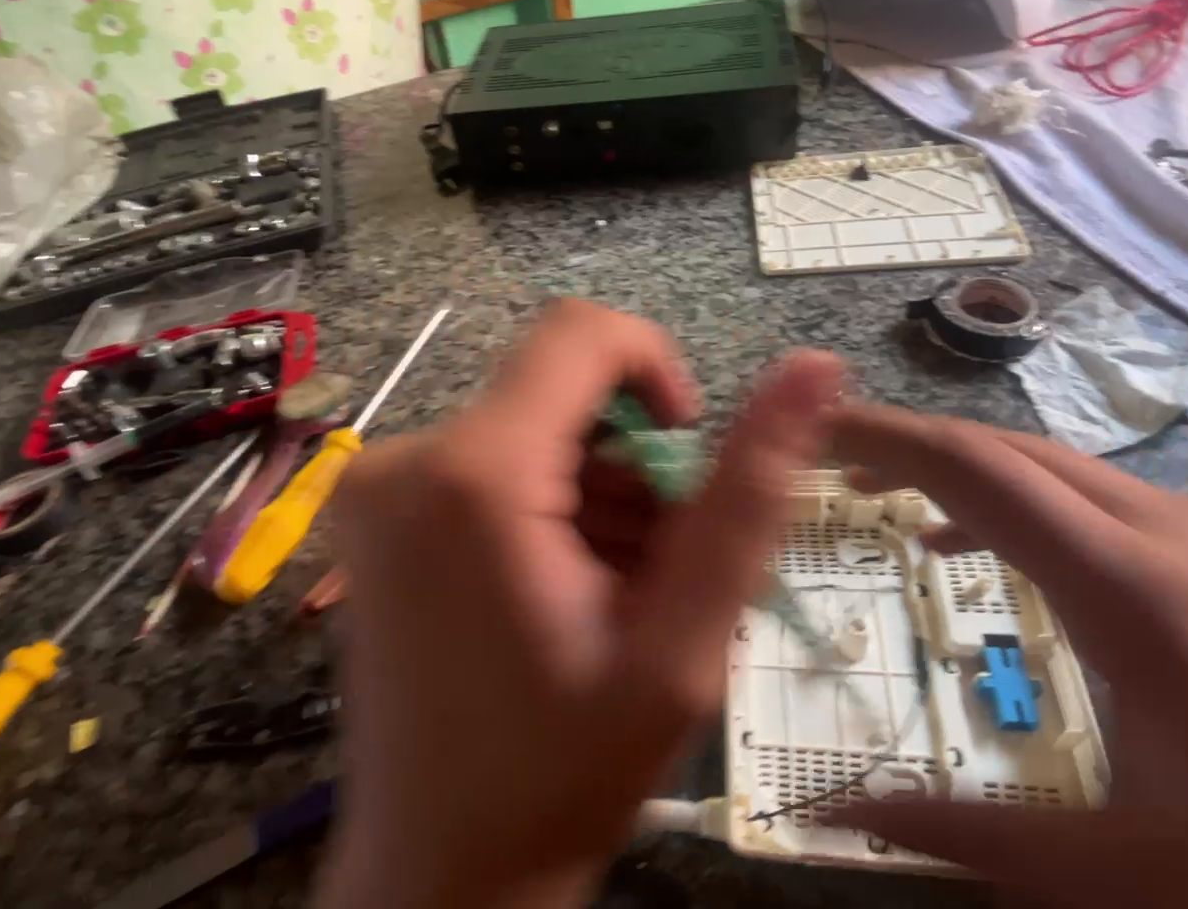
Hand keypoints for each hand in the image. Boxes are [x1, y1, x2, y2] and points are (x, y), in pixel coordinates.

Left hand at [316, 301, 843, 908]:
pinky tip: (559, 588)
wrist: (438, 872)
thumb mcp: (680, 642)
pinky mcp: (375, 512)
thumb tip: (812, 366)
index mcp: (472, 474)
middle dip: (626, 463)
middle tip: (649, 568)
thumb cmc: (560, 773)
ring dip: (589, 494)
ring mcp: (377, 484)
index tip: (683, 457)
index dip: (655, 371)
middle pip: (555, 392)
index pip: (580, 333)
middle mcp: (404, 457)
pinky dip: (542, 507)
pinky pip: (485, 464)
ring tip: (607, 594)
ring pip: (526, 430)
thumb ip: (747, 495)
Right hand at [827, 407, 1187, 908]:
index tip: (811, 429)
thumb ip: (966, 834)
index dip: (882, 437)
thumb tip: (837, 815)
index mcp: (1129, 590)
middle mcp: (1166, 536)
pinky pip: (1094, 498)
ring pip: (1053, 465)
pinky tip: (986, 551)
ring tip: (885, 502)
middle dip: (907, 442)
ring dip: (961, 470)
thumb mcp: (1126, 874)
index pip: (974, 470)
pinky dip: (1017, 502)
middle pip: (1007, 448)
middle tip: (826, 466)